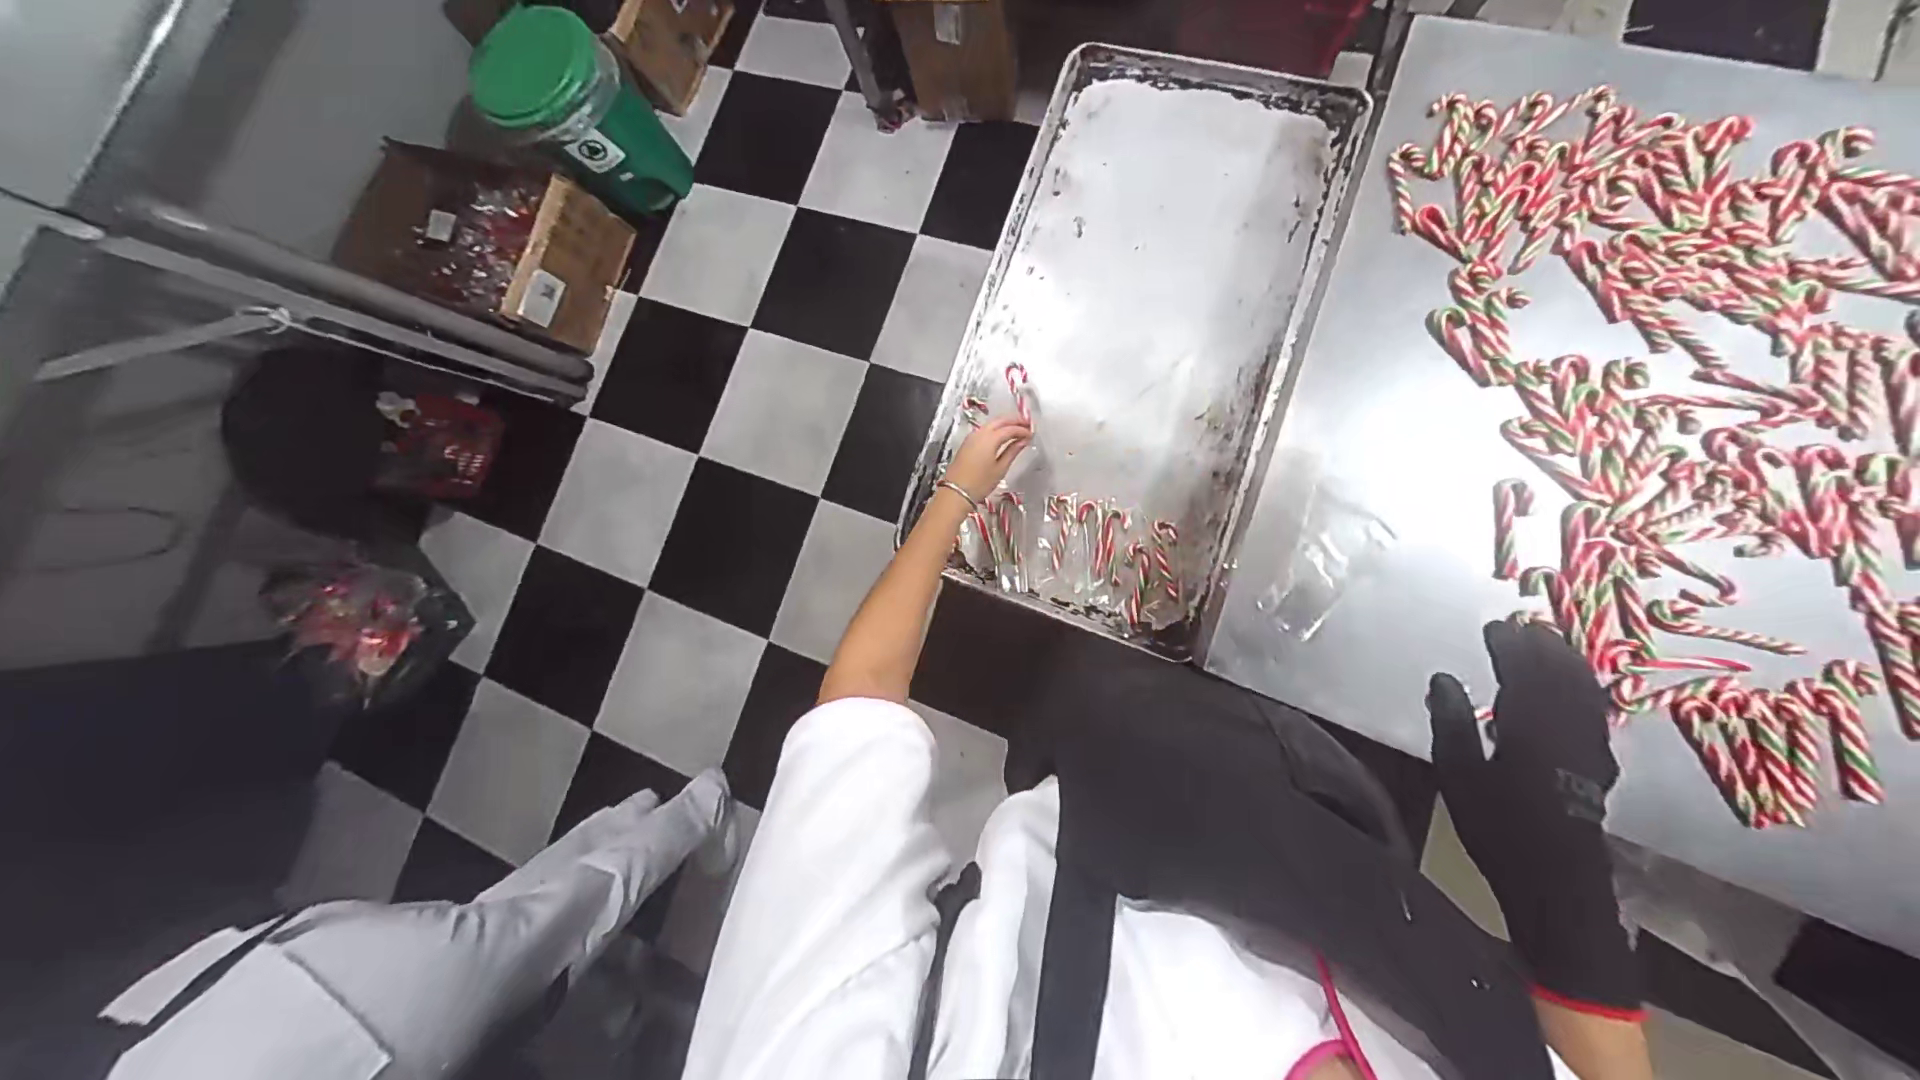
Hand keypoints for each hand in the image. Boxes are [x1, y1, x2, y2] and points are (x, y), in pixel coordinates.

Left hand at [943, 415, 1031, 500]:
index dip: (1022, 430)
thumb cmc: (980, 483)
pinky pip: (984, 430)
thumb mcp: (1000, 469)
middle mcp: (980, 433)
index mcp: (990, 438)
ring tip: (1017, 430)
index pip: (1010, 429)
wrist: (956, 492)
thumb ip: (1012, 452)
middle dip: (1014, 421)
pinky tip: (1002, 436)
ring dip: (1005, 424)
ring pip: (991, 424)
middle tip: (1027, 425)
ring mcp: (972, 437)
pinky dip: (995, 429)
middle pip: (1000, 421)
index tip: (1031, 434)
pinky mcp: (967, 443)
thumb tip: (1023, 441)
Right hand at [1426, 620, 1639, 1013]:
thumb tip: (1444, 678)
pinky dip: (1582, 691)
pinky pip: (1594, 713)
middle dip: (1544, 647)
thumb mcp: (1458, 772)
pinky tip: (1573, 690)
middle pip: (1562, 677)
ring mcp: (1590, 748)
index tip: (1495, 626)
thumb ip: (1452, 721)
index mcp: (1530, 728)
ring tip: (1551, 645)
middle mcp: (1568, 731)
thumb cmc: (1497, 824)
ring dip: (1568, 665)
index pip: (1523, 674)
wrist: (1555, 878)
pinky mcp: (1599, 765)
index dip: (1510, 647)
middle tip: (1525, 626)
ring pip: (1585, 693)